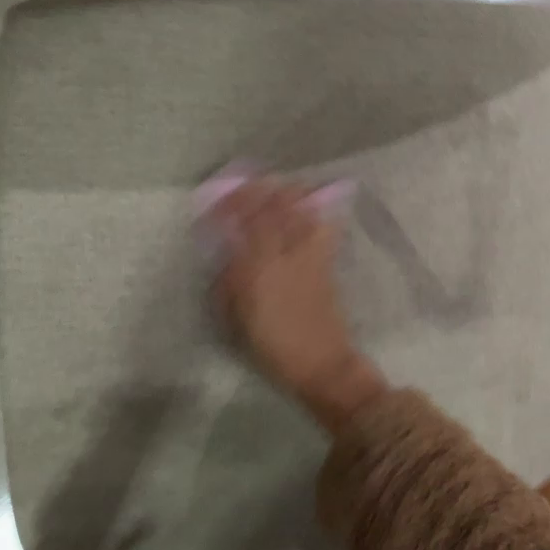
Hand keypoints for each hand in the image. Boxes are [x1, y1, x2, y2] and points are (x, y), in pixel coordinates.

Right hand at [210, 176, 386, 431]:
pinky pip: (320, 224)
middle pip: (274, 205)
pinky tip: (304, 205)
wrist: (321, 363)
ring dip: (285, 193)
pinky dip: (310, 209)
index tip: (221, 196)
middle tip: (247, 186)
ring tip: (274, 190)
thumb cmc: (273, 347)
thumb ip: (230, 280)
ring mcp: (310, 253)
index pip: (244, 221)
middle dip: (258, 190)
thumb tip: (229, 252)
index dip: (233, 202)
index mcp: (257, 268)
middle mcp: (285, 252)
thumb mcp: (237, 318)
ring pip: (300, 208)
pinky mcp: (327, 259)